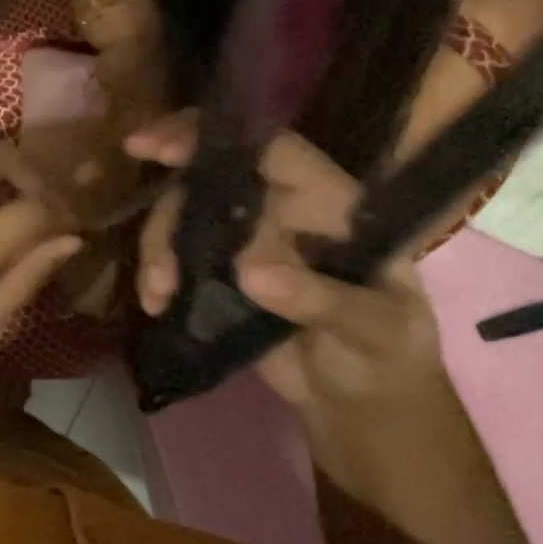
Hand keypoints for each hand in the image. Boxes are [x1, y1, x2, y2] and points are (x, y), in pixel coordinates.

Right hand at [126, 114, 456, 419]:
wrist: (360, 405)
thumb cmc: (388, 358)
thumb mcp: (375, 330)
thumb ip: (323, 299)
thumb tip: (250, 272)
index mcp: (332, 206)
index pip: (271, 151)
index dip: (213, 138)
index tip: (156, 146)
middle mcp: (282, 211)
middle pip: (209, 183)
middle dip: (169, 213)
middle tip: (154, 263)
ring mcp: (246, 241)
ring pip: (183, 218)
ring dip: (158, 251)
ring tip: (159, 296)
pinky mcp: (217, 272)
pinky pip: (174, 254)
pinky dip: (155, 275)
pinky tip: (156, 304)